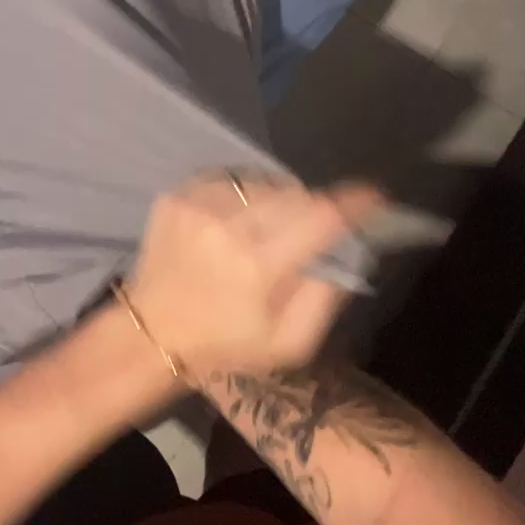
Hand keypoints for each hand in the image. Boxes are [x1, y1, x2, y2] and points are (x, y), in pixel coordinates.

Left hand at [124, 172, 380, 376]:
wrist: (151, 331)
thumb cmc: (225, 344)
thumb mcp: (289, 344)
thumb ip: (324, 298)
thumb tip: (344, 254)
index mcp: (258, 266)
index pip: (318, 217)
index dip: (351, 202)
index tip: (373, 195)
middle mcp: (226, 227)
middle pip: (290, 193)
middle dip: (311, 204)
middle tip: (311, 226)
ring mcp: (195, 206)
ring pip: (257, 182)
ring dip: (273, 197)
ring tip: (268, 226)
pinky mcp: (174, 196)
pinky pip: (223, 180)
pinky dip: (238, 193)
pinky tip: (234, 219)